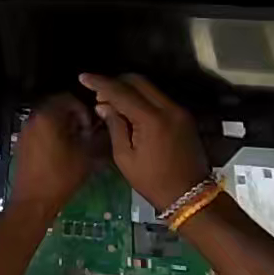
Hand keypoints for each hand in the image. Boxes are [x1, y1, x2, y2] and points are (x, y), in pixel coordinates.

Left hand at [11, 93, 100, 216]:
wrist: (33, 201)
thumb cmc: (61, 177)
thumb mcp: (85, 156)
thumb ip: (96, 137)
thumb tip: (103, 128)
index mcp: (48, 116)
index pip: (69, 99)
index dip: (84, 110)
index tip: (91, 127)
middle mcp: (34, 117)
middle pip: (57, 106)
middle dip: (74, 117)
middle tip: (86, 133)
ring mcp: (25, 129)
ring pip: (48, 118)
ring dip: (63, 125)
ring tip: (76, 142)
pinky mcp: (22, 141)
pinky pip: (40, 129)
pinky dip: (52, 133)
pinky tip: (61, 150)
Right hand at [80, 73, 210, 210]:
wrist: (191, 196)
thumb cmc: (153, 181)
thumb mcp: (125, 158)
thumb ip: (114, 126)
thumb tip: (102, 106)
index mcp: (152, 120)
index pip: (121, 92)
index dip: (100, 83)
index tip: (83, 78)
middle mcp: (168, 108)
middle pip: (137, 81)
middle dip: (115, 82)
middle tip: (98, 93)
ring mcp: (179, 110)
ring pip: (149, 86)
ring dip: (128, 88)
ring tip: (111, 100)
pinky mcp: (184, 115)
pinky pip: (158, 96)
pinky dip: (141, 96)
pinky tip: (129, 107)